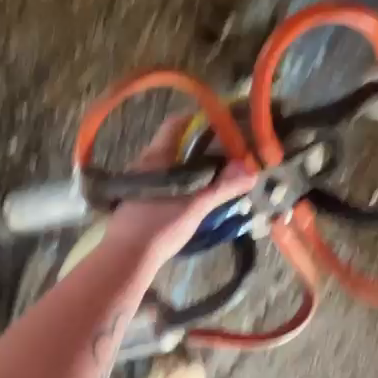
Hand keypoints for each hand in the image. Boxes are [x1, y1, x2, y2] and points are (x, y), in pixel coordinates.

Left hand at [104, 111, 255, 259]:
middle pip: (176, 145)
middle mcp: (145, 164)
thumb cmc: (158, 226)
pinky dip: (183, 183)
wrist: (125, 257)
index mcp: (157, 157)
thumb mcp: (195, 206)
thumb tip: (251, 170)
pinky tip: (196, 197)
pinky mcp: (139, 201)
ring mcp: (140, 183)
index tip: (223, 124)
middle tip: (228, 156)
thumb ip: (222, 187)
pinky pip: (165, 183)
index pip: (176, 124)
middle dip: (202, 148)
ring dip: (193, 168)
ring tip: (217, 177)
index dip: (198, 119)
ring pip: (171, 166)